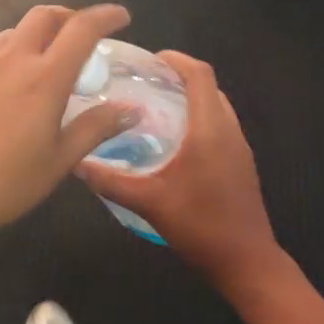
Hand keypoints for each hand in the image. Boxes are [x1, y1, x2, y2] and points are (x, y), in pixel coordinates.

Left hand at [0, 4, 134, 245]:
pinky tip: (10, 86)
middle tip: (82, 37)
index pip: (81, 29)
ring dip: (36, 35)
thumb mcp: (60, 160)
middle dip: (68, 16)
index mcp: (44, 78)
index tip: (121, 16)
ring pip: (13, 32)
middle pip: (43, 16)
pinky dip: (10, 55)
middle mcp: (11, 60)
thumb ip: (96, 127)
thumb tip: (132, 109)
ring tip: (46, 62)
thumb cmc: (7, 183)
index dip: (105, 16)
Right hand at [76, 52, 284, 286]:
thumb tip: (76, 163)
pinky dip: (199, 118)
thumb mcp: (149, 203)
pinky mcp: (241, 165)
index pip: (200, 75)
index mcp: (210, 130)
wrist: (247, 264)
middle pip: (209, 87)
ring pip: (217, 107)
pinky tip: (173, 140)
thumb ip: (111, 181)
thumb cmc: (201, 227)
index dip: (176, 59)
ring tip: (155, 106)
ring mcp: (240, 149)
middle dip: (180, 77)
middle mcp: (229, 132)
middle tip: (145, 82)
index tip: (149, 59)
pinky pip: (221, 126)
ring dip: (191, 98)